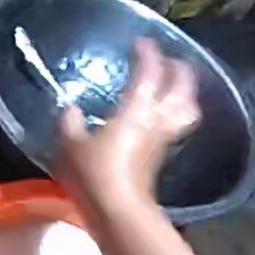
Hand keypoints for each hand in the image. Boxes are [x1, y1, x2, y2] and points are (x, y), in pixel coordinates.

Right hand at [55, 38, 199, 213]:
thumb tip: (70, 110)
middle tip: (170, 60)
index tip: (142, 43)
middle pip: (181, 89)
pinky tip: (159, 116)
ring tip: (175, 86)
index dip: (147, 55)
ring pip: (185, 110)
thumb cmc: (94, 175)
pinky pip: (175, 126)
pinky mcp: (159, 157)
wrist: (118, 211)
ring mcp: (161, 140)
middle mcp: (155, 122)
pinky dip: (174, 114)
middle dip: (178, 70)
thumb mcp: (71, 147)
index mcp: (135, 112)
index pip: (149, 75)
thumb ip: (70, 125)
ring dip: (185, 93)